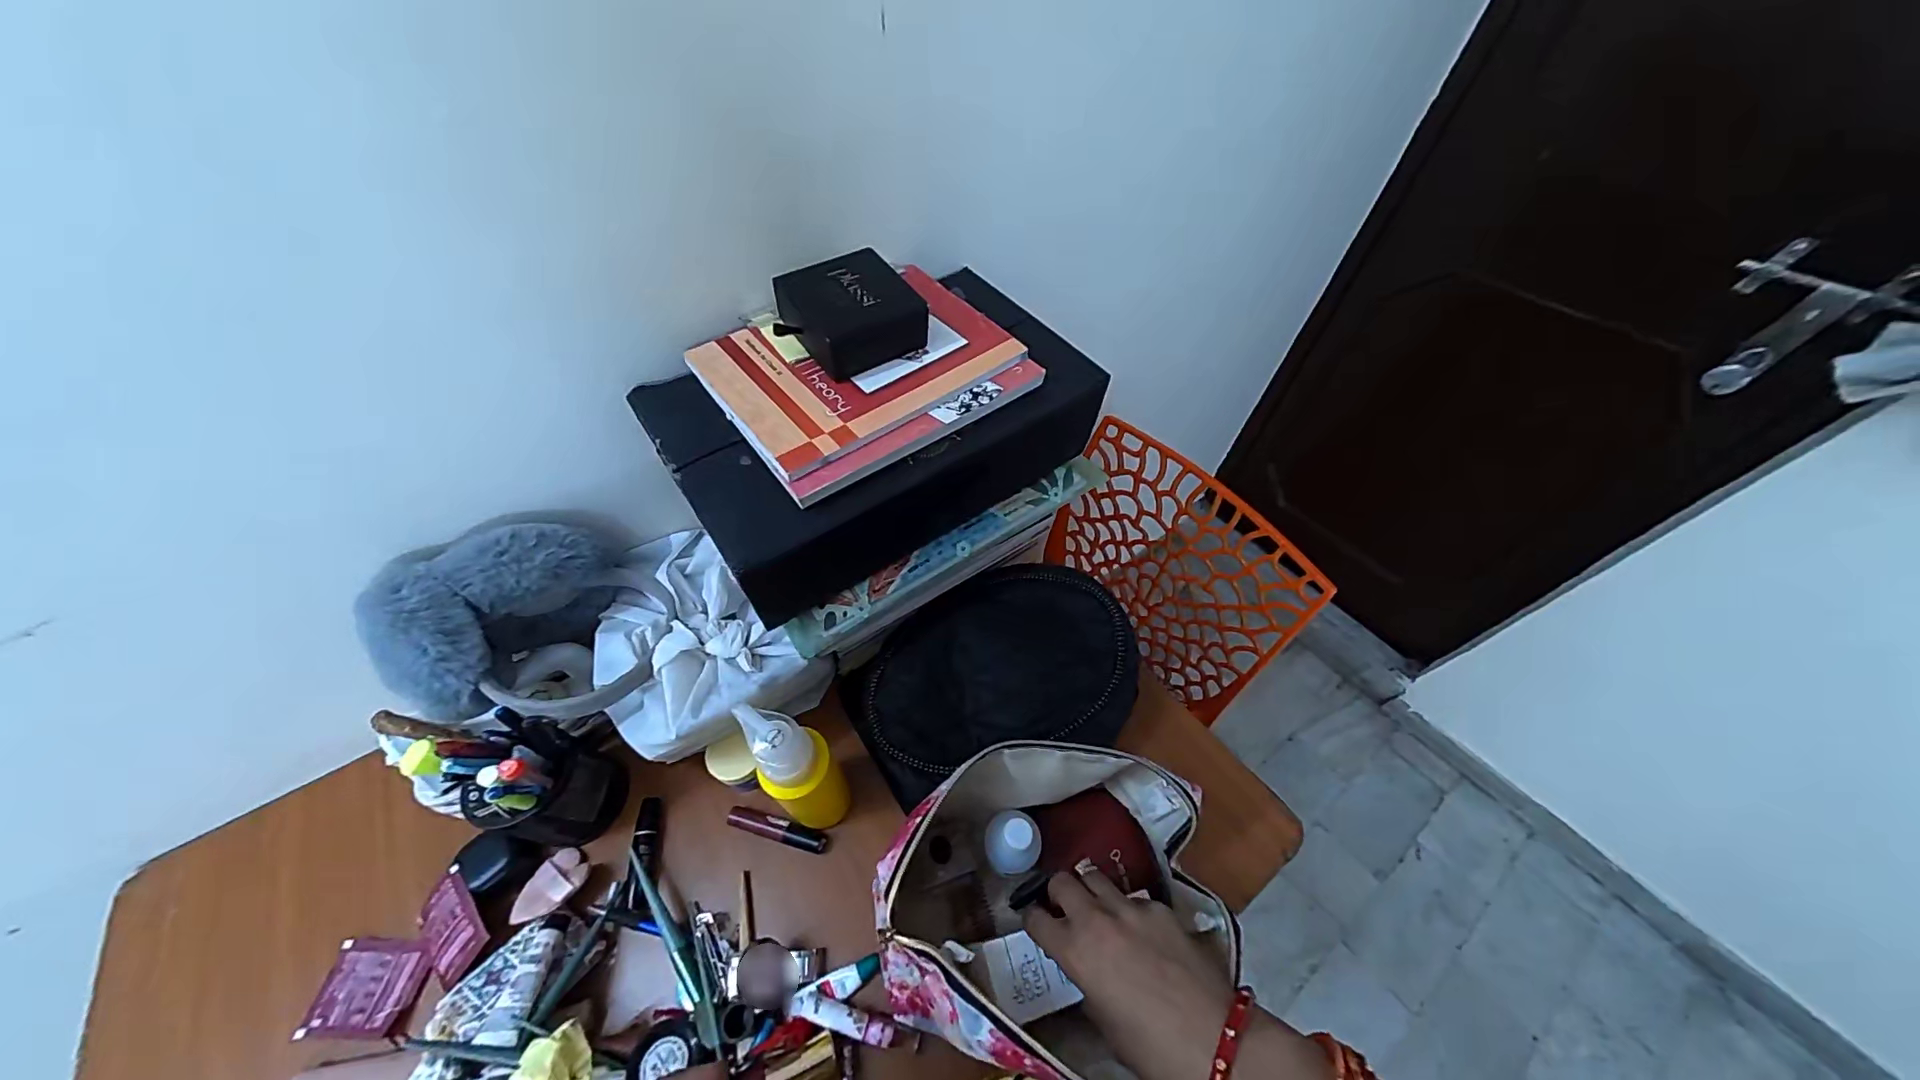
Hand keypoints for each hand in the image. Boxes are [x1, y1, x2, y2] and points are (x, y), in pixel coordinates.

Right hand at [1022, 869, 1332, 1079]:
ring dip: (1091, 890)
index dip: (1032, 920)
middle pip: (1062, 880)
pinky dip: (1131, 908)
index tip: (1037, 923)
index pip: (1036, 918)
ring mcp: (1132, 907)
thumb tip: (1086, 972)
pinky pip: (1135, 898)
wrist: (1215, 1040)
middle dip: (1057, 892)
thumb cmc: (1151, 1046)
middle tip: (1063, 907)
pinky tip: (1144, 930)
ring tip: (1099, 907)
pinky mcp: (1162, 908)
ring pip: (1096, 876)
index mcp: (1075, 951)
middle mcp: (1097, 919)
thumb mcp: (1104, 1023)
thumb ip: (1087, 985)